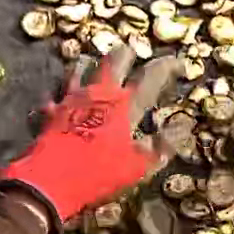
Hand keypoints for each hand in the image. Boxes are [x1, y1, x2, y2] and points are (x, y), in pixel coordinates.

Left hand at [0, 47, 179, 226]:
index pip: (152, 75)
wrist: (49, 182)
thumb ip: (163, 144)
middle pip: (114, 60)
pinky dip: (59, 94)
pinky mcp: (50, 111)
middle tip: (133, 51)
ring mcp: (71, 99)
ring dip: (90, 64)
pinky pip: (54, 94)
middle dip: (127, 53)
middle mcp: (98, 93)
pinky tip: (57, 97)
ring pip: (80, 68)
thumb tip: (184, 125)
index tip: (179, 64)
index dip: (168, 66)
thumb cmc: (98, 174)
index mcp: (125, 104)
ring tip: (94, 63)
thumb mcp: (138, 166)